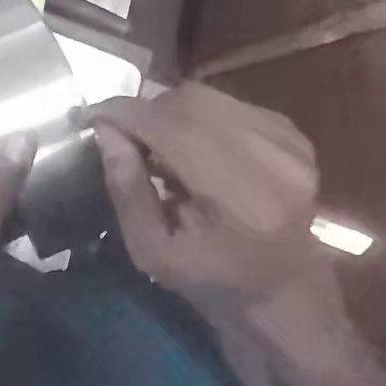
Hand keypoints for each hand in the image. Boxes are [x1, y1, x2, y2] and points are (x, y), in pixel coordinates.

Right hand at [95, 83, 337, 317]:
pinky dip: (197, 114)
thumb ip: (127, 190)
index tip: (92, 115)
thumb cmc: (213, 280)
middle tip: (123, 135)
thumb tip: (105, 130)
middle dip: (145, 111)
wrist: (285, 289)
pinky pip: (225, 102)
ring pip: (205, 96)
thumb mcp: (152, 253)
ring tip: (158, 143)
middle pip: (189, 104)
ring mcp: (289, 144)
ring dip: (169, 111)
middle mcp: (274, 162)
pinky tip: (192, 145)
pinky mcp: (293, 134)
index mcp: (243, 202)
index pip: (175, 131)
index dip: (127, 114)